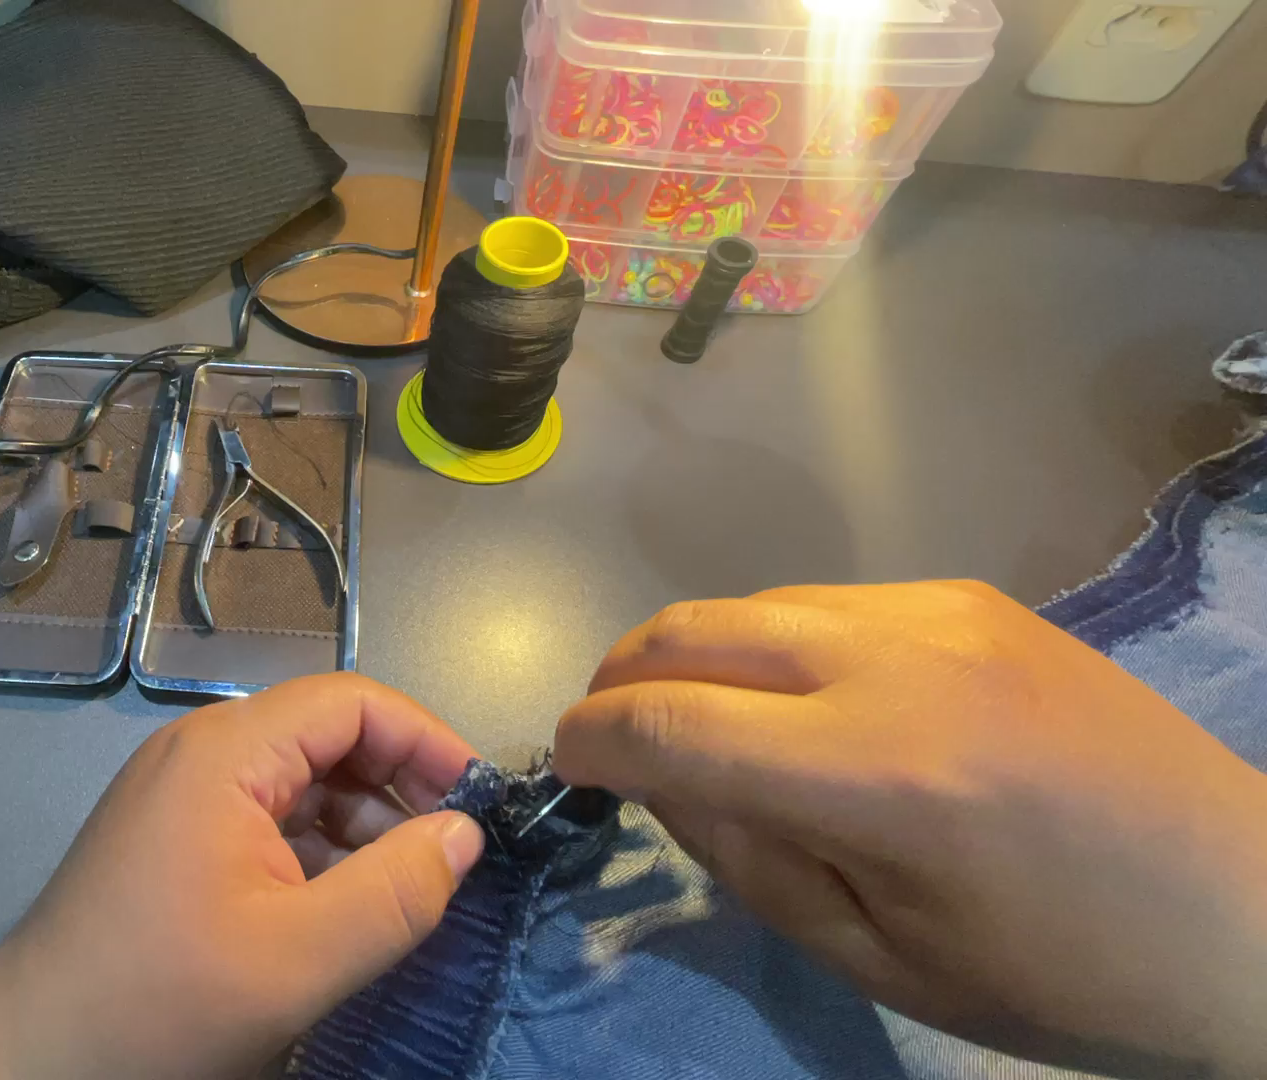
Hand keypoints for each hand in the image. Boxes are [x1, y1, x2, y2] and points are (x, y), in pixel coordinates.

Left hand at [0, 674, 482, 1079]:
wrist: (25, 1062)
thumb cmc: (157, 1006)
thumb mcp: (297, 961)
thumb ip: (396, 893)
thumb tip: (465, 833)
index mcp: (227, 751)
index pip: (349, 701)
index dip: (422, 738)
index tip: (477, 800)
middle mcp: (203, 748)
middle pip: (326, 732)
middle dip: (397, 783)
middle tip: (451, 853)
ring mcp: (185, 787)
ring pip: (301, 775)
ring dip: (362, 820)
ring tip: (406, 887)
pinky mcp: (177, 828)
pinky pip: (269, 812)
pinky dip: (319, 845)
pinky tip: (345, 899)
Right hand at [554, 582, 1266, 1077]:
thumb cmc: (1061, 974)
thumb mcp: (867, 954)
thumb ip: (733, 851)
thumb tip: (650, 769)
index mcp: (887, 777)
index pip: (671, 725)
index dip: (589, 738)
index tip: (567, 764)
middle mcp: (901, 663)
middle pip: (683, 634)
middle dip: (612, 680)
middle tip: (607, 730)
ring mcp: (933, 611)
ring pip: (733, 608)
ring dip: (680, 659)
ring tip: (693, 713)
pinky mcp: (957, 593)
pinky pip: (800, 602)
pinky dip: (753, 646)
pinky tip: (788, 694)